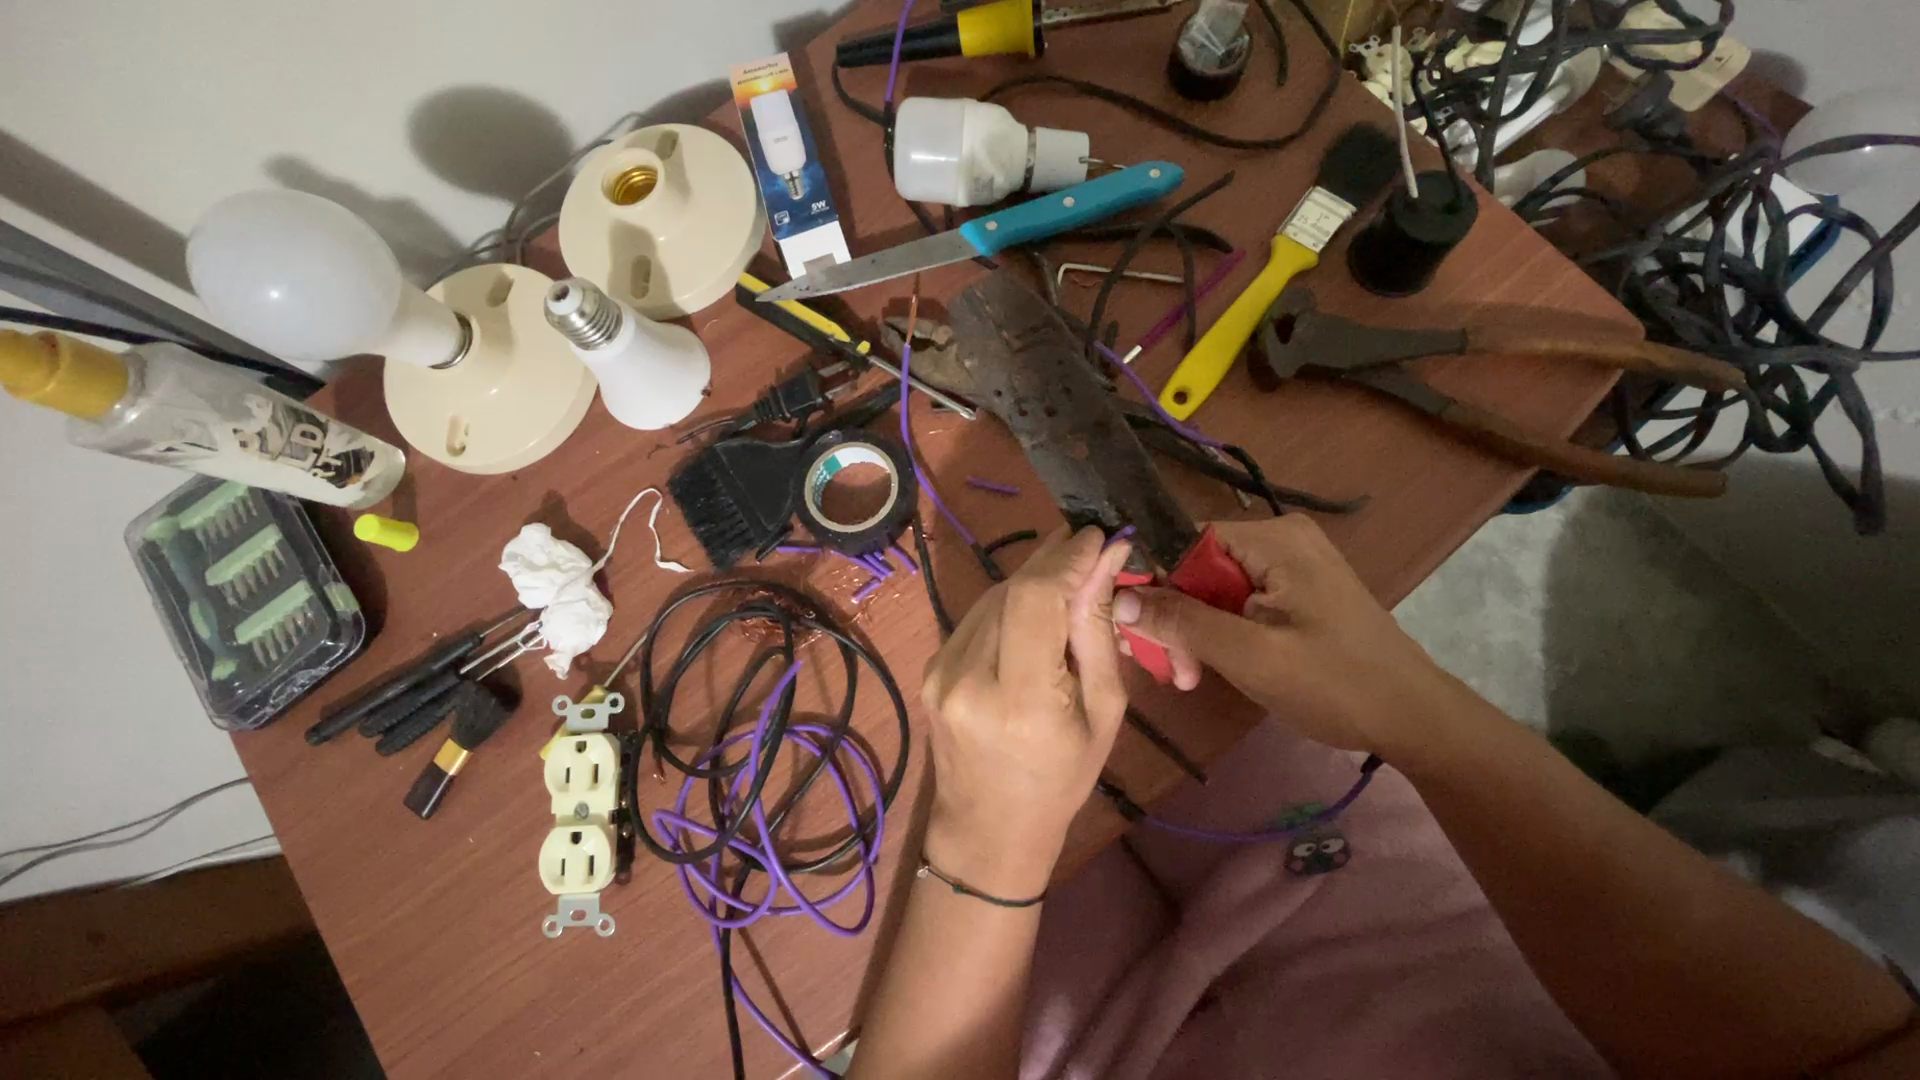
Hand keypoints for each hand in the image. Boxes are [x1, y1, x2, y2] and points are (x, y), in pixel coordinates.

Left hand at [920, 526, 1132, 897]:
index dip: (1068, 558)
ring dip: (1031, 579)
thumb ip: (1097, 631)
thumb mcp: (1103, 712)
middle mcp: (967, 677)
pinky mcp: (930, 669)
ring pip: (991, 597)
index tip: (1098, 535)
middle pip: (1011, 589)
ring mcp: (940, 672)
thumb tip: (1105, 561)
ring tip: (1068, 577)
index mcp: (1019, 699)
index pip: (1037, 598)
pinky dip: (1009, 604)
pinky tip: (1034, 611)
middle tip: (1088, 545)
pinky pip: (976, 618)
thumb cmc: (1061, 780)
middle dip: (1053, 559)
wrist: (988, 829)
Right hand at [1112, 516, 1468, 759]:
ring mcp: (1292, 563)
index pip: (1185, 541)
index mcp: (1274, 538)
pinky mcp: (1297, 589)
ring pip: (1214, 587)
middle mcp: (1281, 537)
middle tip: (1174, 671)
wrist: (1415, 720)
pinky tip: (1213, 666)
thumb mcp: (1250, 656)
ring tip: (1192, 677)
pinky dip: (1220, 632)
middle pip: (1198, 566)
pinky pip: (1238, 600)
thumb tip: (1116, 598)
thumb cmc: (1336, 685)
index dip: (1154, 584)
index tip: (1139, 636)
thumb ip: (1182, 622)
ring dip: (1195, 631)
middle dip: (1177, 618)